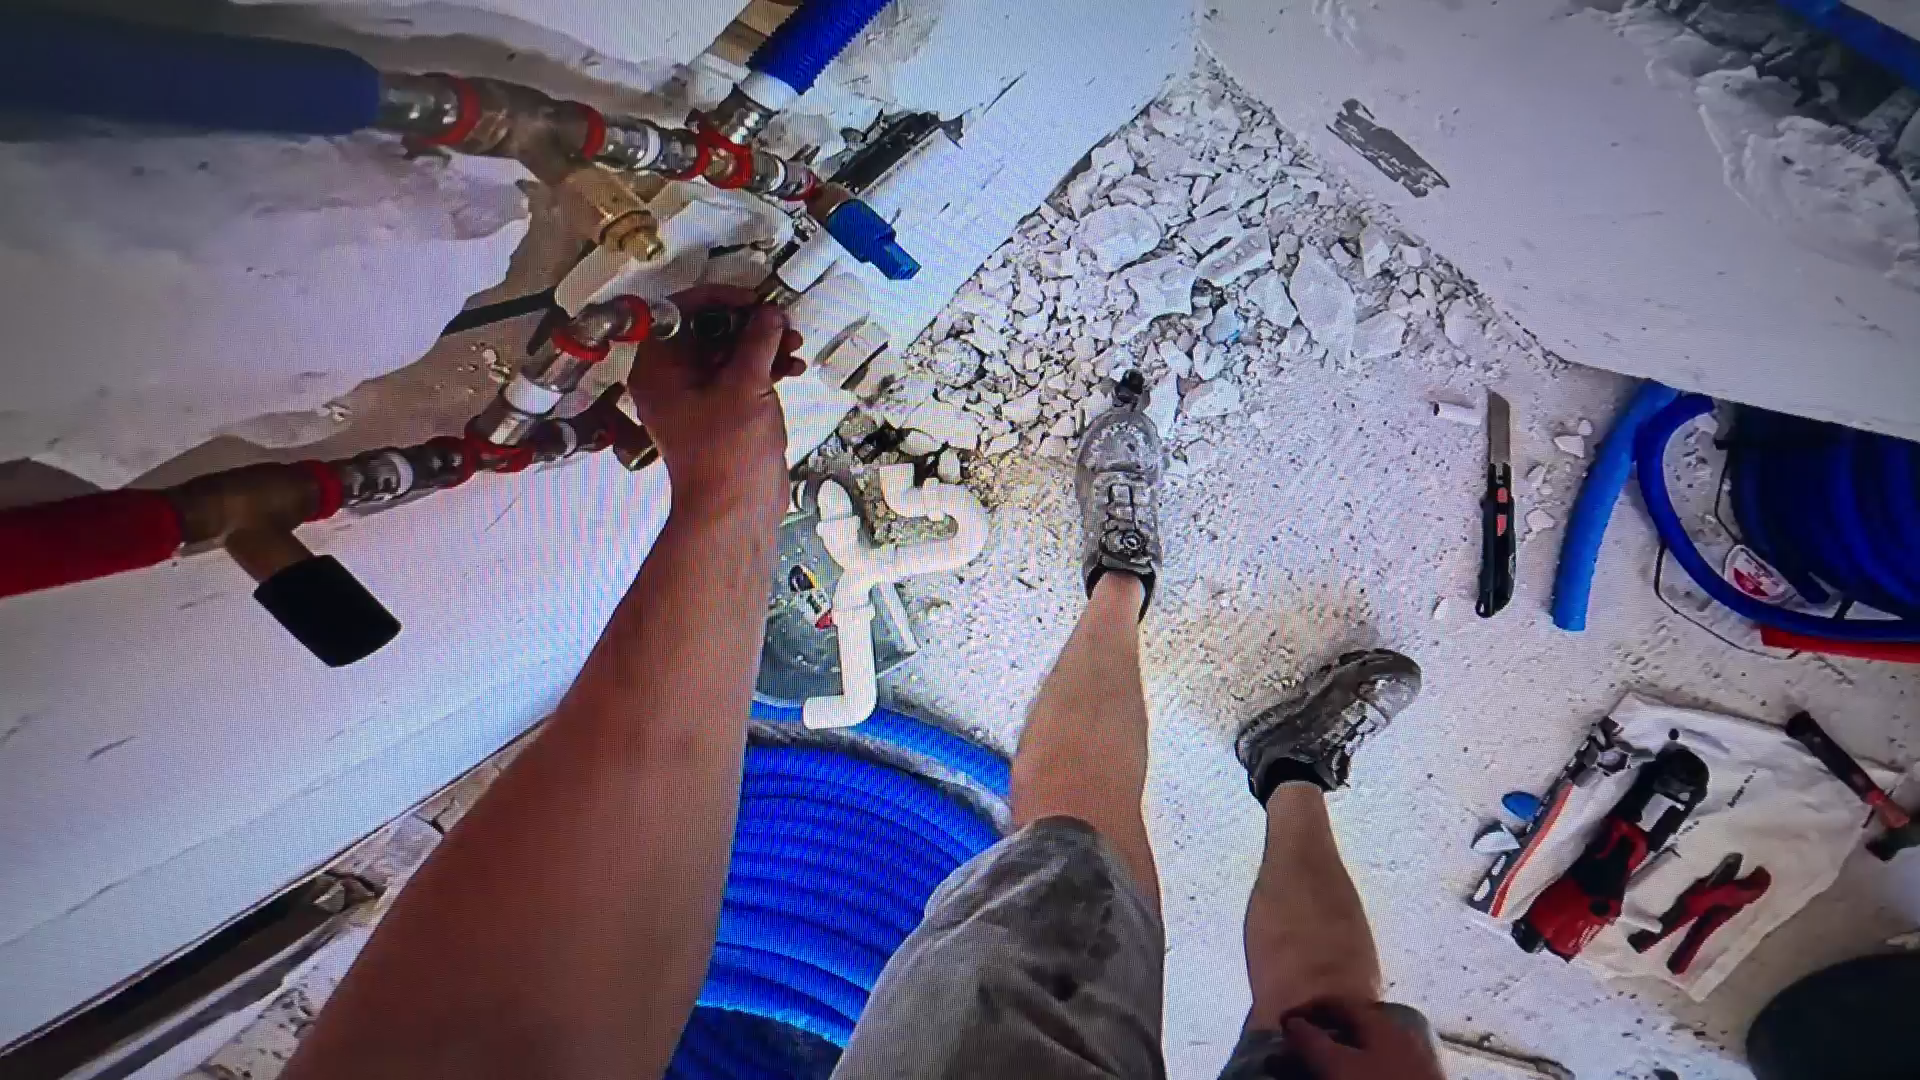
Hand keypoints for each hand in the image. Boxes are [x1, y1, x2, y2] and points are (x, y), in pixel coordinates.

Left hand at [626, 286, 803, 521]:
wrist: (736, 509)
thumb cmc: (727, 456)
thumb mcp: (745, 386)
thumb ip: (758, 341)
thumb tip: (769, 314)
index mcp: (659, 369)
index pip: (682, 312)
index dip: (721, 299)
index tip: (754, 299)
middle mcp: (672, 381)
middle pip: (708, 332)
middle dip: (749, 324)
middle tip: (780, 321)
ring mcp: (698, 399)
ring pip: (728, 355)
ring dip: (763, 346)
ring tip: (793, 345)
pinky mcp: (722, 415)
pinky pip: (739, 379)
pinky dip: (765, 370)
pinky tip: (791, 367)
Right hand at [1282, 1000, 1445, 1079]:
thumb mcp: (1336, 1066)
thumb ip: (1309, 1040)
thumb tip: (1292, 1023)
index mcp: (1381, 1021)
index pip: (1335, 1001)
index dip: (1304, 1010)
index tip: (1282, 1025)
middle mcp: (1398, 1035)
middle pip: (1350, 1027)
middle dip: (1318, 1037)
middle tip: (1294, 1051)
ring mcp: (1412, 1065)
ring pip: (1363, 1054)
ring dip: (1334, 1059)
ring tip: (1313, 1072)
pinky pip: (1376, 1072)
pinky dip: (1352, 1073)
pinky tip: (1342, 1079)